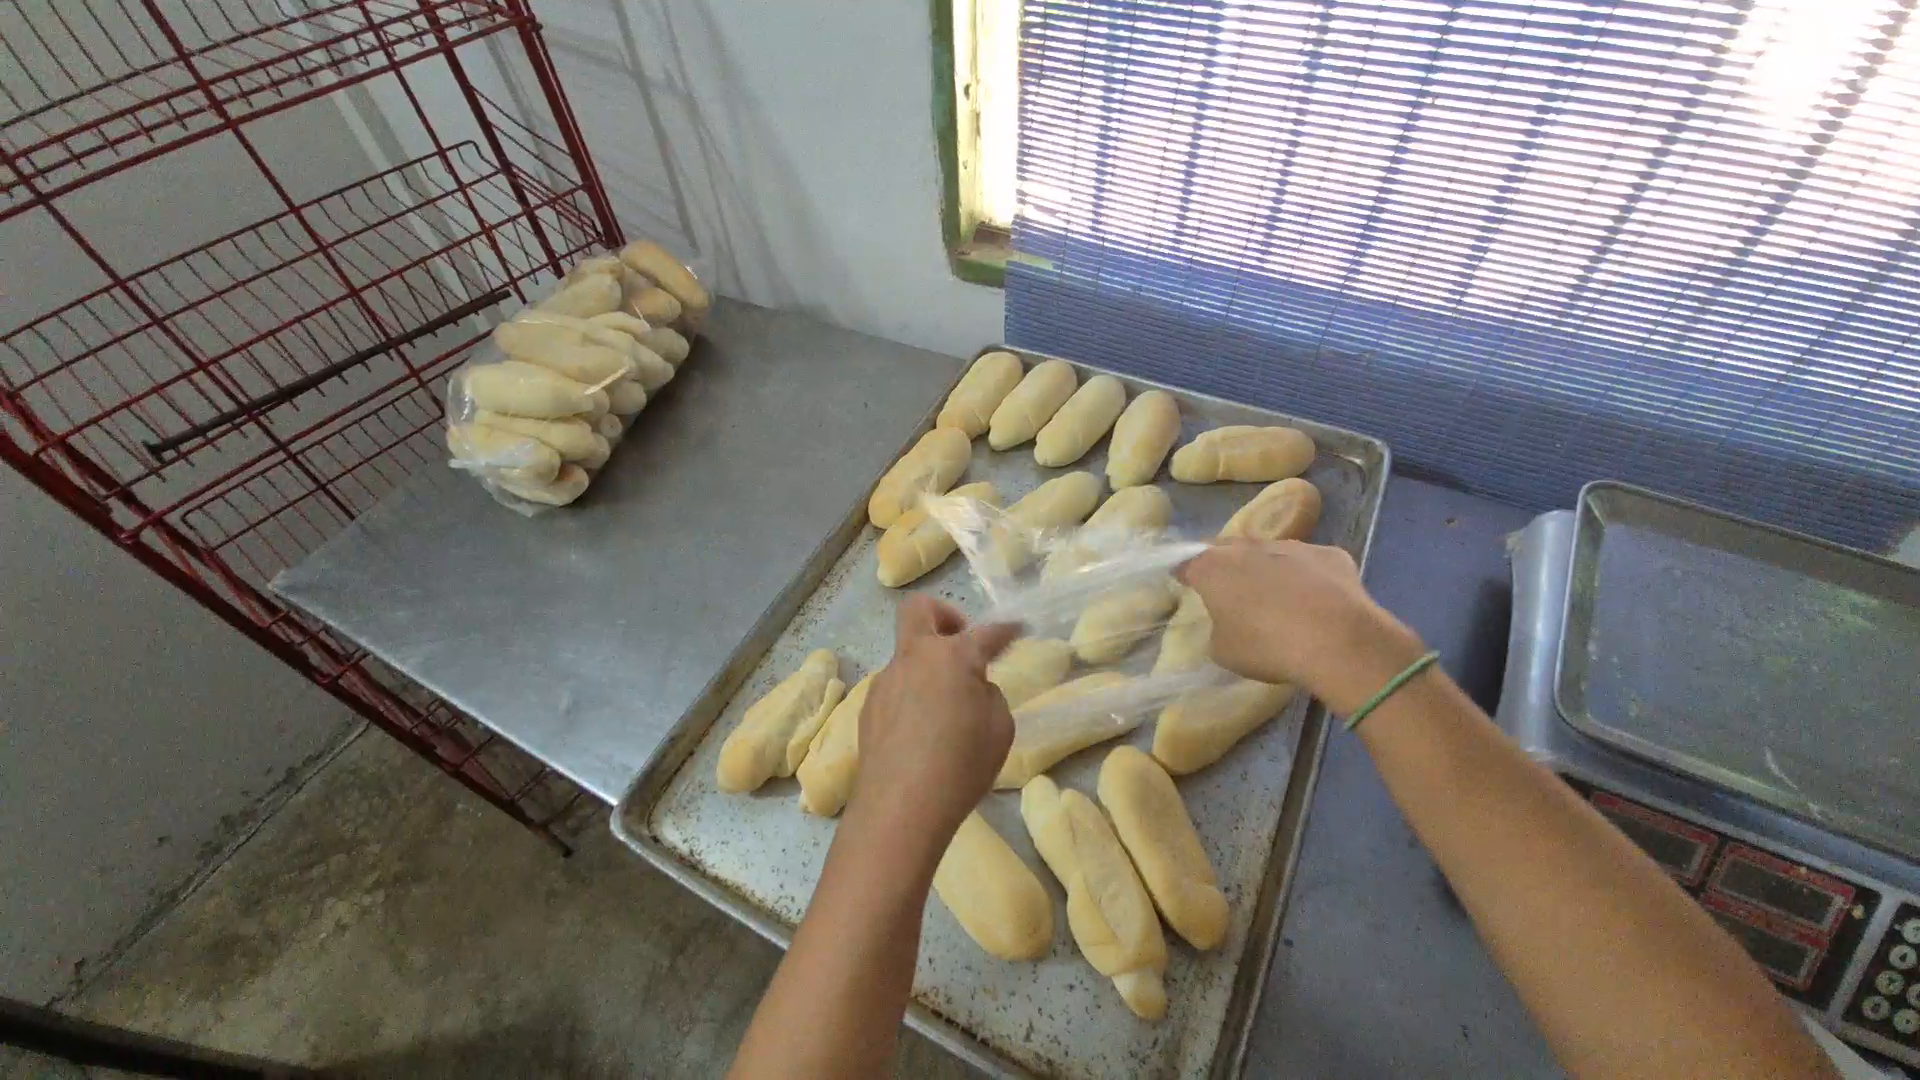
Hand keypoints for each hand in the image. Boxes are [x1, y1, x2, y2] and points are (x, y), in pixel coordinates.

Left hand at [851, 594, 1020, 839]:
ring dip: (929, 665)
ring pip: (907, 654)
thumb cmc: (960, 767)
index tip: (1018, 629)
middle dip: (945, 615)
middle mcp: (914, 658)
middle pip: (920, 610)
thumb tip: (971, 687)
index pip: (987, 633)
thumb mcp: (999, 729)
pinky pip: (897, 687)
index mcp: (952, 657)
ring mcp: (885, 681)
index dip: (1006, 630)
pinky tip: (925, 731)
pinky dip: (914, 694)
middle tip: (962, 641)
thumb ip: (988, 695)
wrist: (900, 809)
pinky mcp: (868, 708)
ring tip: (948, 706)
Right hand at [1176, 539, 1425, 714]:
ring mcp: (1293, 546)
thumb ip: (1218, 628)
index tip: (1184, 581)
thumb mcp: (1224, 651)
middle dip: (1223, 563)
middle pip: (1227, 548)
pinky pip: (1310, 564)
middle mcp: (1249, 548)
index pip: (1187, 562)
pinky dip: (1307, 577)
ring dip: (1266, 568)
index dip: (1184, 572)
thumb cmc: (1267, 646)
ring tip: (1274, 596)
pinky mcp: (1330, 554)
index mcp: (1214, 569)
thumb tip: (1229, 622)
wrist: (1338, 640)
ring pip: (1270, 552)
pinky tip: (1316, 602)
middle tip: (1226, 586)